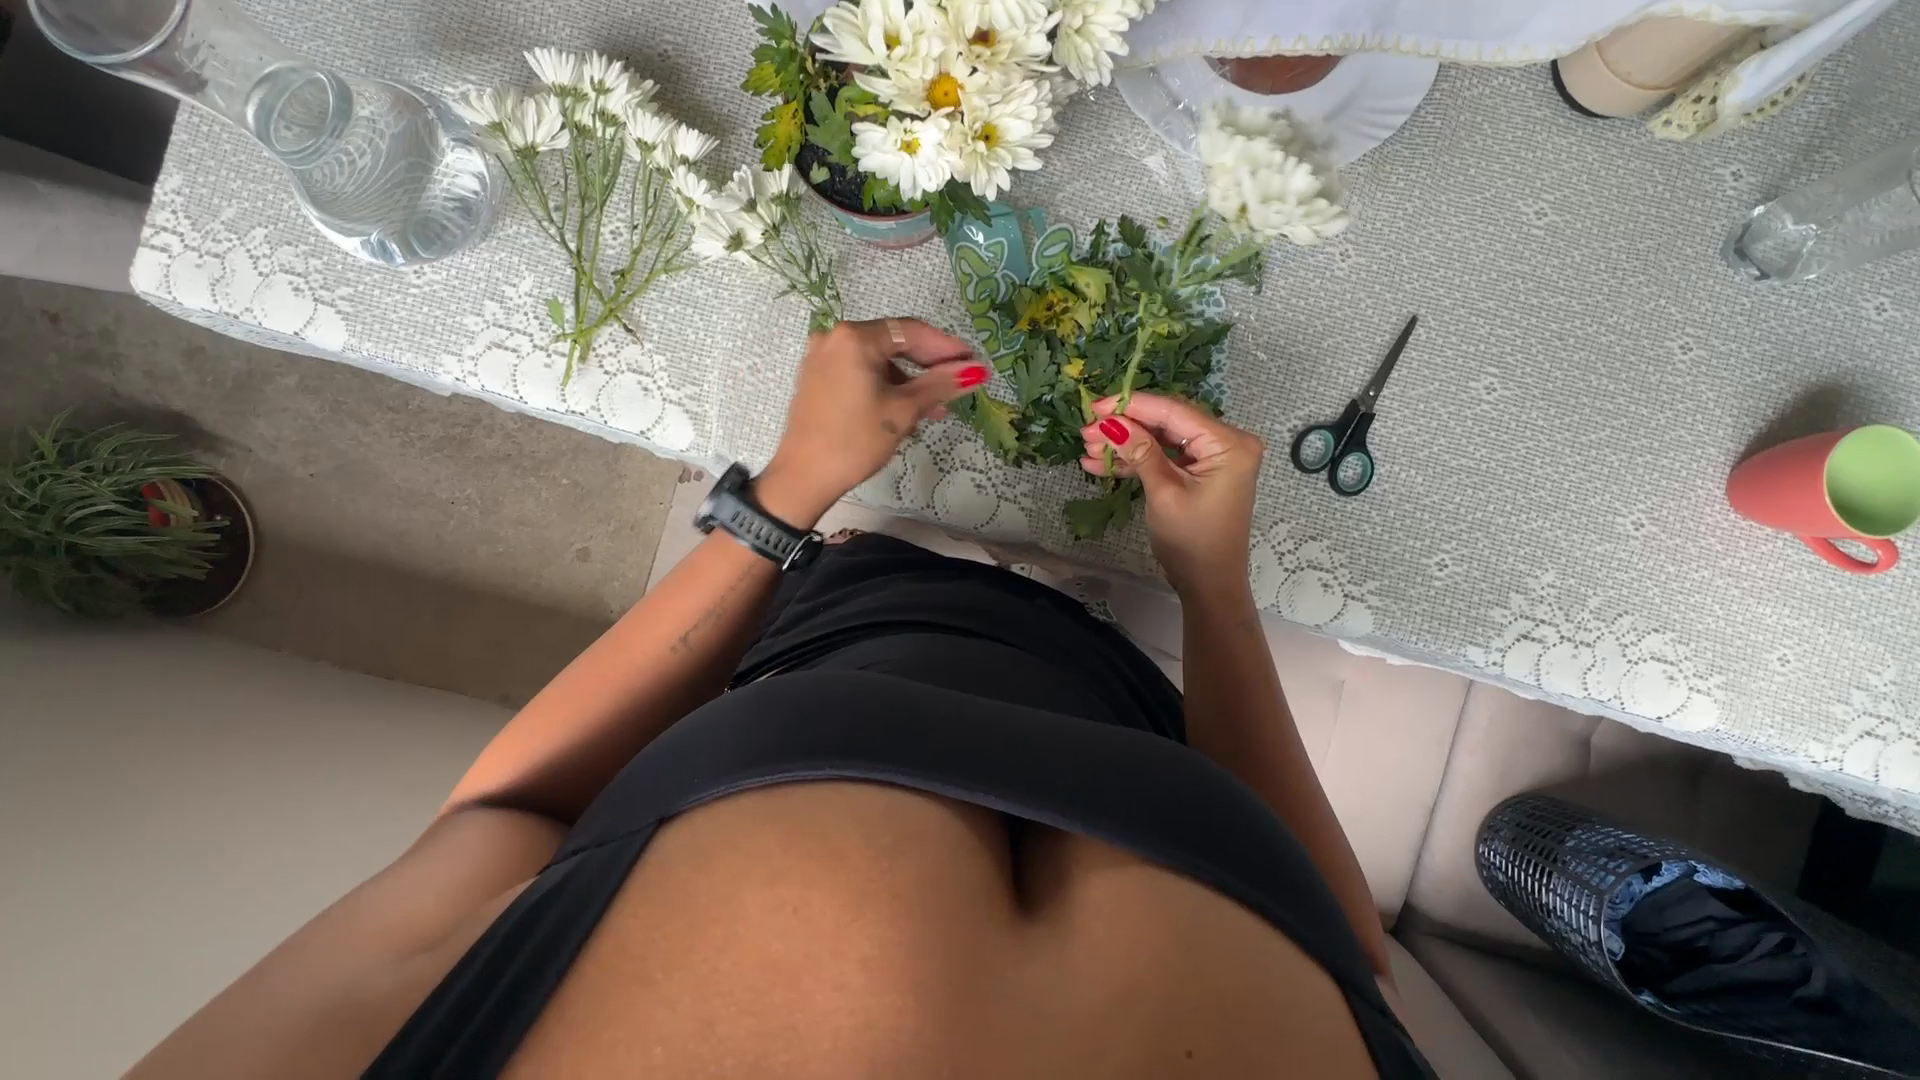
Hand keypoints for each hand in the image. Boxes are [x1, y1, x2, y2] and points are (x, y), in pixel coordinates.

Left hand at [760, 318, 985, 526]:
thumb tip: (976, 370)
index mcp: (855, 337)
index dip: (946, 347)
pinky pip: (860, 372)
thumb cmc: (855, 441)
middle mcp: (834, 338)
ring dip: (908, 381)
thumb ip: (940, 384)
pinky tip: (904, 411)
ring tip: (934, 409)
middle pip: (893, 343)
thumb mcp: (903, 411)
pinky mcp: (816, 378)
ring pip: (878, 361)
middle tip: (958, 382)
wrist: (803, 477)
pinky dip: (884, 386)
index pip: (911, 332)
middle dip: (928, 365)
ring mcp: (822, 358)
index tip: (973, 361)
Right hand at [1081, 393, 1263, 602]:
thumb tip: (1111, 422)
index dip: (1132, 406)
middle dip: (1125, 426)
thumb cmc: (1192, 541)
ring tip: (1088, 448)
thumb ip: (1140, 451)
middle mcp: (1225, 443)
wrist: (1209, 584)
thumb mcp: (1164, 492)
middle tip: (1087, 431)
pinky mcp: (1198, 473)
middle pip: (1166, 422)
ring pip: (1161, 439)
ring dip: (1125, 444)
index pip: (1174, 412)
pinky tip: (1101, 463)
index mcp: (1228, 443)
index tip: (1095, 406)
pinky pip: (1164, 457)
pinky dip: (1135, 460)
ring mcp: (1211, 459)